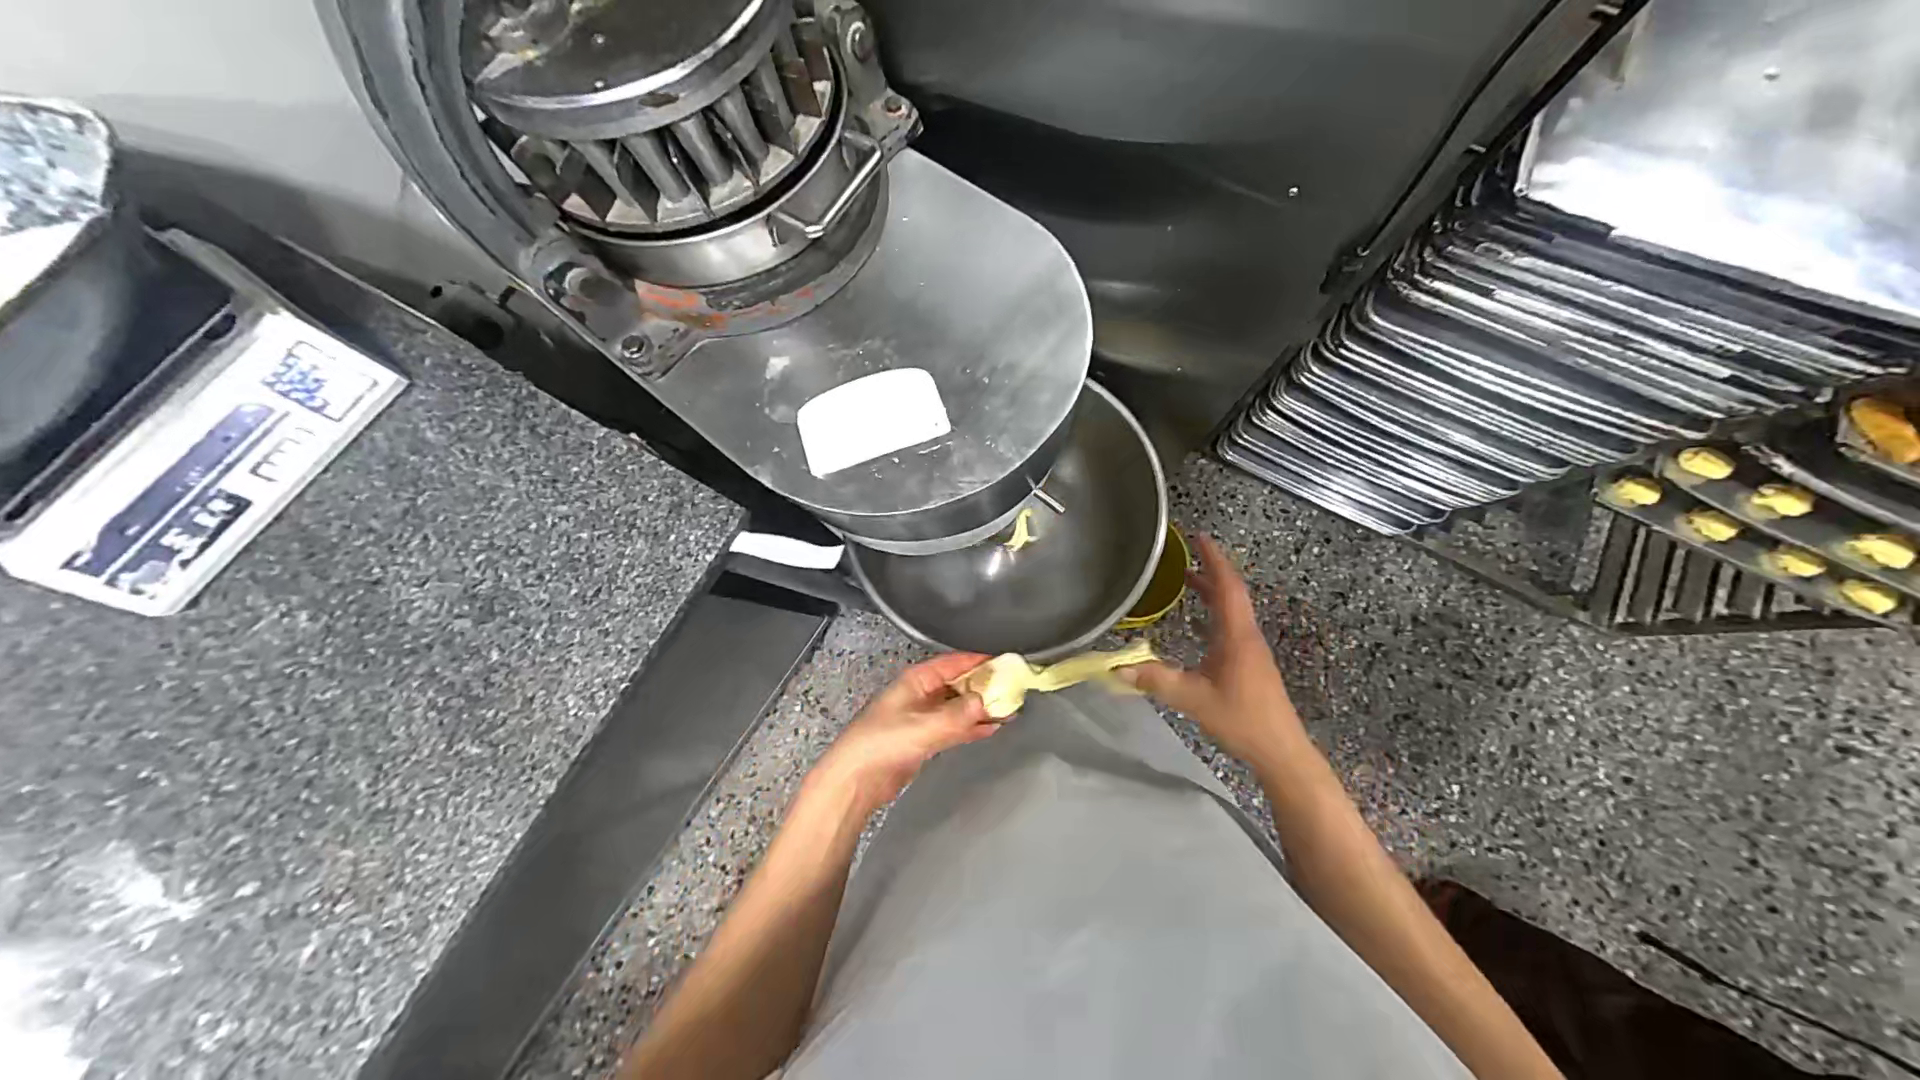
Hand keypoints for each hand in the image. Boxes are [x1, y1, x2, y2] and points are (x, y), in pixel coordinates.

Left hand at [811, 653, 998, 812]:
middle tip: (1013, 689)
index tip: (1004, 662)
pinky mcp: (925, 740)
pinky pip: (955, 727)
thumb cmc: (883, 743)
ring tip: (1009, 710)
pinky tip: (992, 728)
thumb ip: (957, 715)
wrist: (856, 780)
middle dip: (984, 686)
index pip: (952, 663)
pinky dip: (972, 727)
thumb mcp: (923, 726)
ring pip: (959, 707)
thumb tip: (986, 702)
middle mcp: (921, 695)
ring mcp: (923, 717)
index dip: (978, 661)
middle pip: (958, 684)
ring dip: (981, 709)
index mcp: (916, 681)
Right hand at [1122, 534, 1301, 766]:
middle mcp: (1246, 636)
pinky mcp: (1250, 663)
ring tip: (1187, 581)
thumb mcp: (1194, 699)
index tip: (1200, 537)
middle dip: (1210, 570)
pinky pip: (1231, 626)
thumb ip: (1157, 681)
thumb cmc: (1242, 720)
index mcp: (1237, 636)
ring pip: (1232, 610)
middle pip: (1231, 593)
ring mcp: (1250, 650)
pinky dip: (1214, 612)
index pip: (1228, 587)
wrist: (1280, 751)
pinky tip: (1198, 624)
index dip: (1214, 560)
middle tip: (1187, 554)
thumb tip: (1119, 667)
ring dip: (1212, 591)